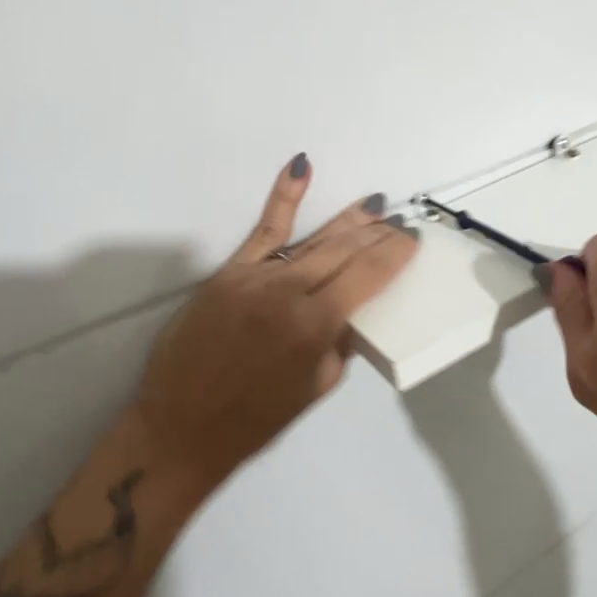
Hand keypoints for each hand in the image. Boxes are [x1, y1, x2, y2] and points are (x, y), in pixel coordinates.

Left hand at [140, 155, 418, 494]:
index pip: (369, 274)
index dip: (396, 253)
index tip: (414, 238)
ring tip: (376, 203)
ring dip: (349, 219)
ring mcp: (256, 278)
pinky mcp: (229, 273)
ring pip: (314, 238)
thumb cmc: (256, 420)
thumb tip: (354, 309)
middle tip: (401, 220)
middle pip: (345, 250)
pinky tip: (302, 167)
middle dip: (379, 233)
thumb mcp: (317, 387)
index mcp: (315, 325)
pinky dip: (285, 197)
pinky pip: (264, 231)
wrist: (182, 429)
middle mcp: (289, 292)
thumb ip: (341, 342)